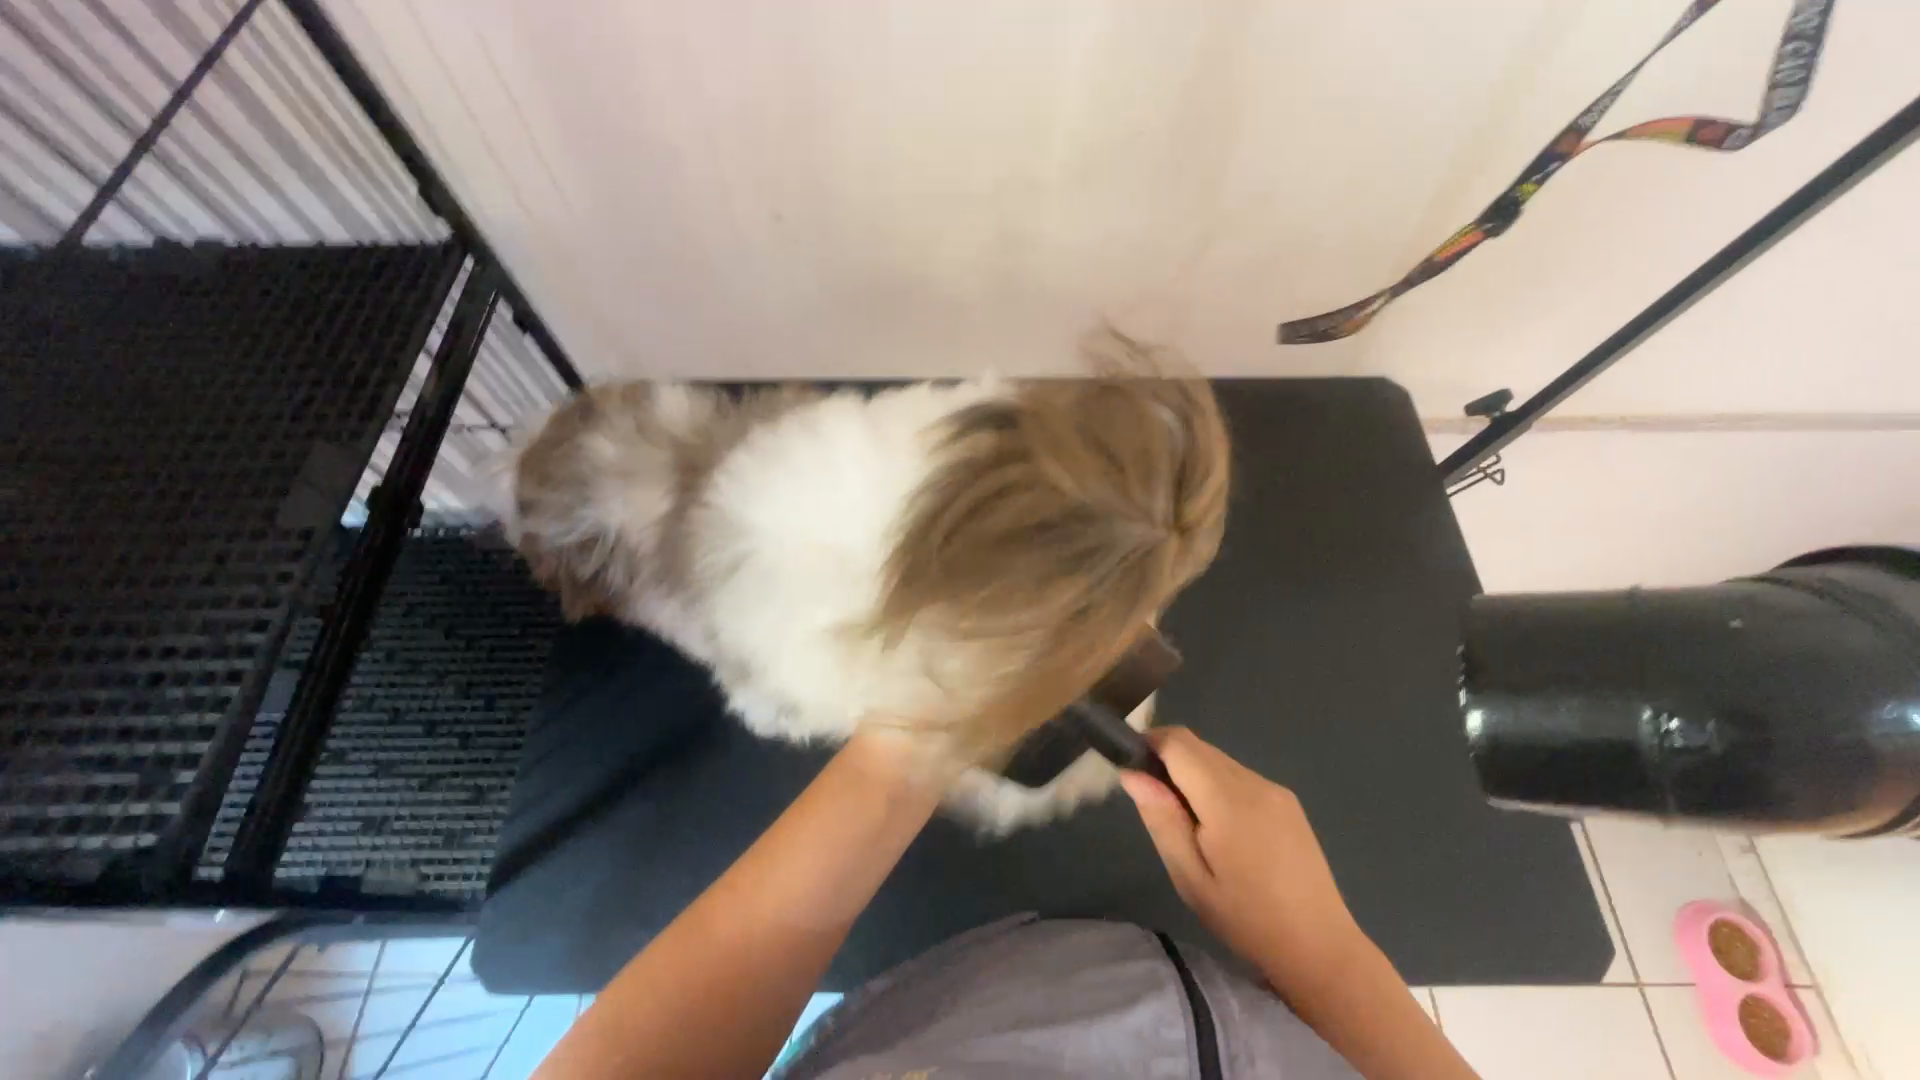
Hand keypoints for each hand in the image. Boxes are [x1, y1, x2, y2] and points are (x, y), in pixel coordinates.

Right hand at [1121, 727, 1366, 987]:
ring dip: (1193, 774)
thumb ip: (1161, 818)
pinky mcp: (1287, 801)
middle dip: (1168, 761)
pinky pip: (1239, 776)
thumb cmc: (1246, 918)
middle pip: (1198, 746)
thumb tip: (1132, 772)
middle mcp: (1253, 782)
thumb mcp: (1190, 877)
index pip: (1178, 742)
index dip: (1149, 744)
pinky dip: (1217, 785)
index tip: (1132, 771)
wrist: (1319, 946)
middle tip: (1156, 806)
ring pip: (1218, 759)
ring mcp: (1275, 789)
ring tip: (1188, 824)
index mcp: (1227, 799)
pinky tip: (1220, 829)